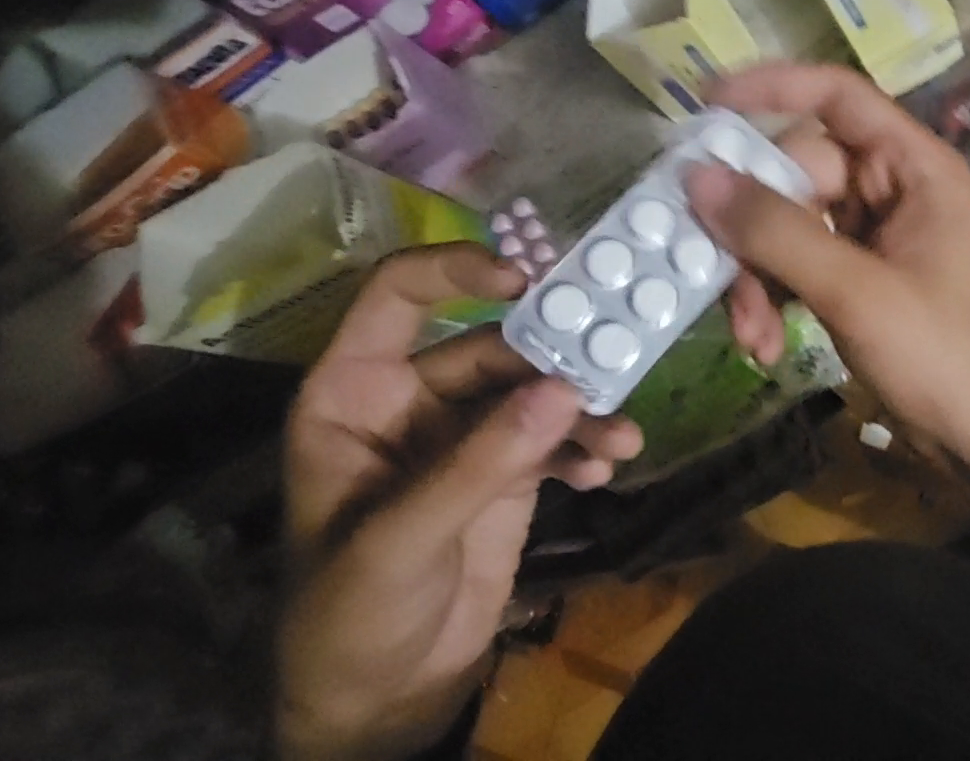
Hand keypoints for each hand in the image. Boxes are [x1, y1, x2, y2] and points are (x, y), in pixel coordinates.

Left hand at [276, 244, 641, 760]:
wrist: (384, 698)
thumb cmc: (351, 615)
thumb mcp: (402, 539)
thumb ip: (482, 462)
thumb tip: (565, 388)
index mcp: (357, 392)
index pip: (397, 296)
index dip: (456, 271)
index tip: (526, 278)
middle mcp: (414, 399)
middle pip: (491, 345)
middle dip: (550, 360)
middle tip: (609, 367)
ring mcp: (467, 434)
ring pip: (533, 390)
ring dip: (580, 408)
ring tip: (619, 436)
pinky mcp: (509, 469)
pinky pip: (554, 435)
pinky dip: (583, 445)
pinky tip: (606, 467)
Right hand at [690, 64, 969, 469]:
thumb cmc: (946, 358)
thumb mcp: (856, 292)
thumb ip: (777, 232)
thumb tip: (699, 177)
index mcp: (913, 167)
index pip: (838, 97)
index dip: (773, 89)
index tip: (706, 104)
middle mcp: (891, 189)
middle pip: (796, 172)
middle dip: (754, 230)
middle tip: (715, 274)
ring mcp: (873, 236)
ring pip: (787, 224)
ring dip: (758, 276)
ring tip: (751, 335)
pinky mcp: (856, 277)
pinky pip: (796, 263)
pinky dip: (773, 297)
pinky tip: (765, 344)